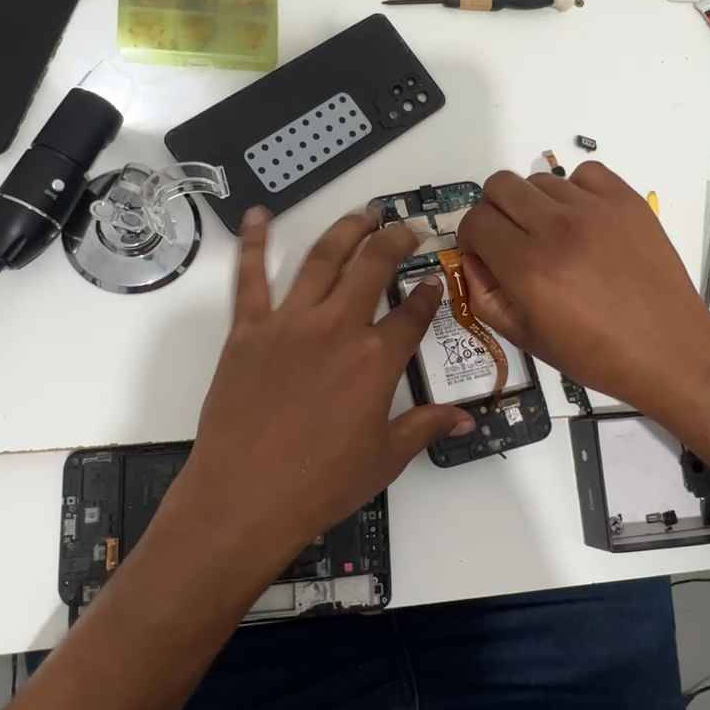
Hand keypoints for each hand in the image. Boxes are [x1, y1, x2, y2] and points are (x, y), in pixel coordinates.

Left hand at [165, 206, 473, 570]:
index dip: (427, 293)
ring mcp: (289, 324)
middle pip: (372, 268)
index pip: (412, 313)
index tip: (434, 278)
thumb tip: (463, 418)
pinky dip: (254, 243)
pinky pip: (250, 278)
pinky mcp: (247, 331)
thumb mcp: (385, 458)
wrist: (246, 497)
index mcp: (376, 359)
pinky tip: (258, 215)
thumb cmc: (321, 484)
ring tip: (363, 212)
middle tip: (404, 227)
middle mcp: (337, 328)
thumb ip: (425, 427)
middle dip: (394, 241)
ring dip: (346, 230)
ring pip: (322, 259)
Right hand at [458, 162, 709, 421]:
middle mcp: (558, 229)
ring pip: (540, 180)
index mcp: (528, 269)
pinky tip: (584, 222)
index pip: (475, 221)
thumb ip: (484, 295)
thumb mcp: (526, 338)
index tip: (485, 252)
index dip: (473, 238)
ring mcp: (595, 210)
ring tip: (556, 237)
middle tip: (513, 240)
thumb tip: (471, 259)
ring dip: (536, 204)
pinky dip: (575, 192)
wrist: (669, 351)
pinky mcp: (627, 201)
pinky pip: (584, 173)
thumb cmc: (597, 354)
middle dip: (495, 212)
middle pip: (499, 186)